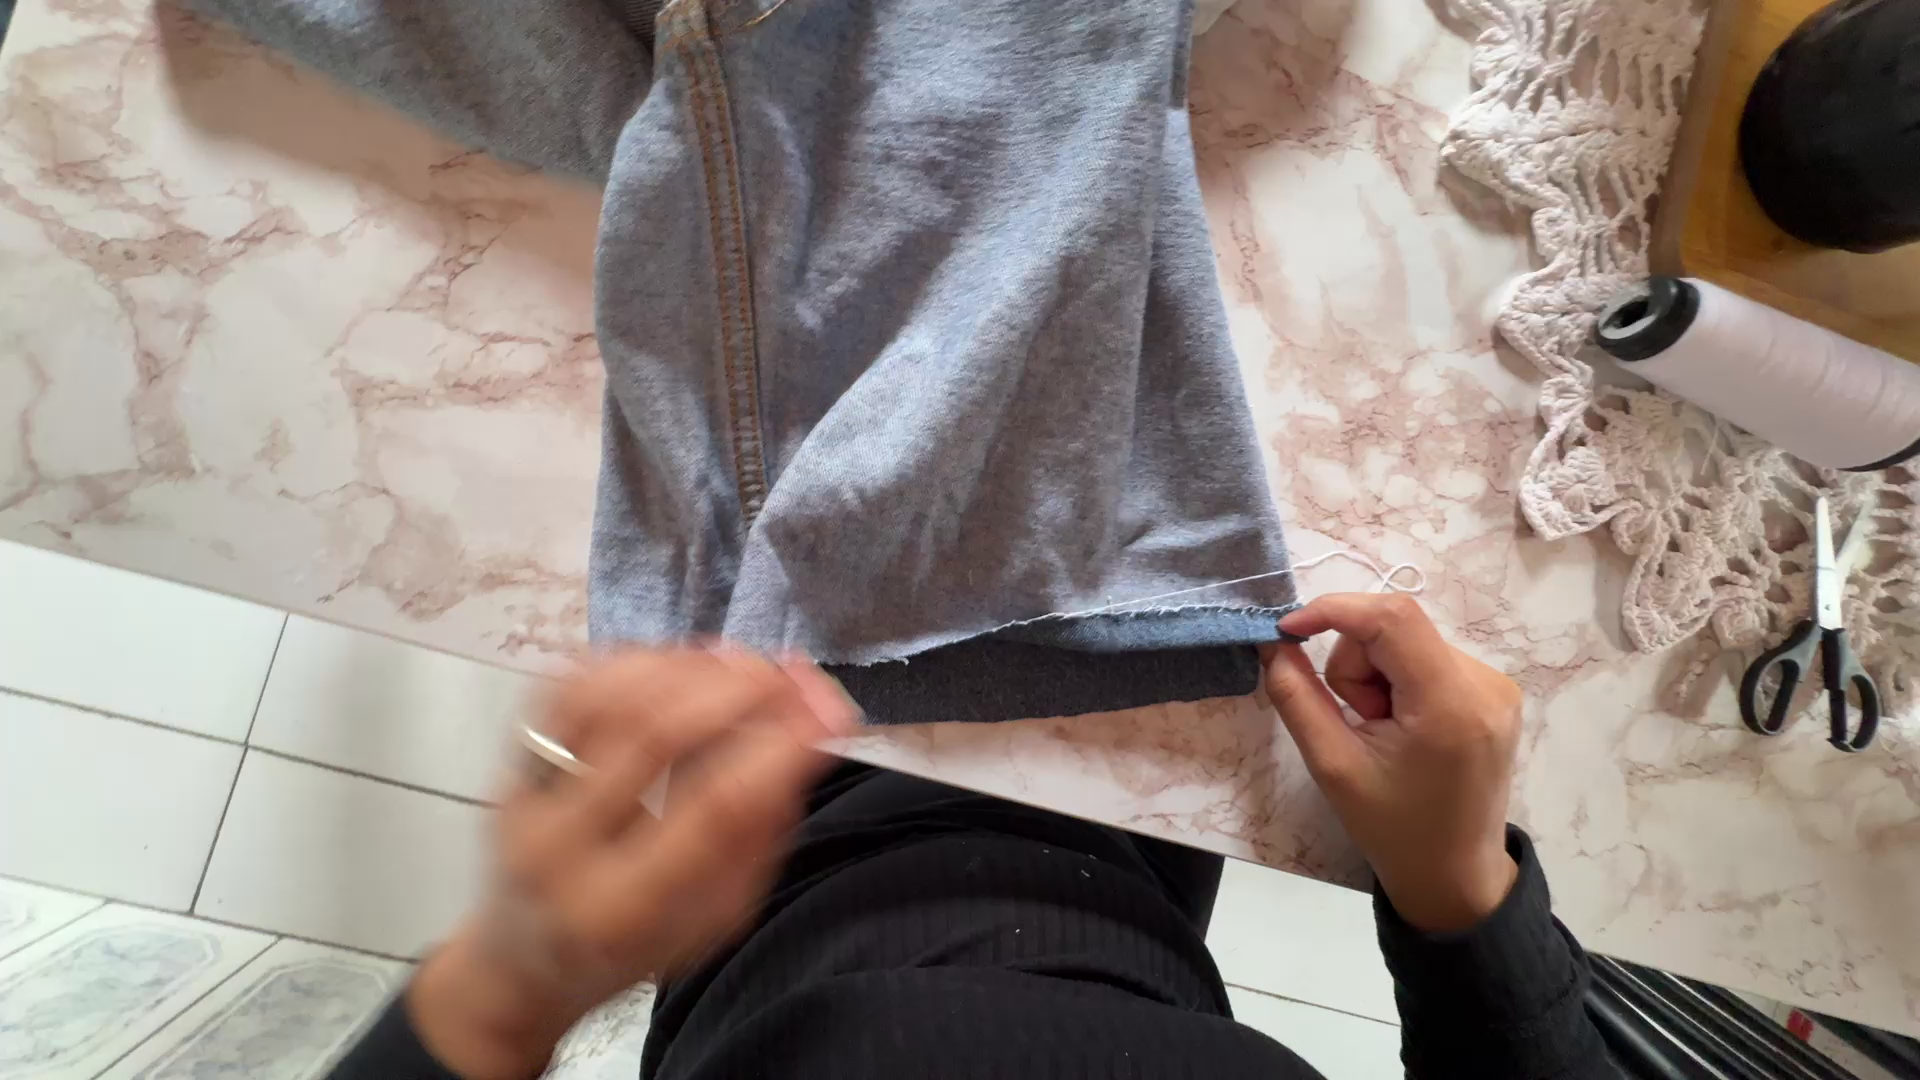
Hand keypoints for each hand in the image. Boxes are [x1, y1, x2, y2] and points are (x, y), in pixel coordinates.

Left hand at [409, 645, 857, 1079]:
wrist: (520, 959)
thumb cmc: (640, 940)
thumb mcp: (720, 915)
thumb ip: (763, 830)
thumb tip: (808, 732)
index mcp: (623, 907)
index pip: (714, 808)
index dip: (781, 747)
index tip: (831, 712)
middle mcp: (561, 845)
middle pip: (656, 733)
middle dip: (740, 688)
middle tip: (791, 673)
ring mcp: (526, 792)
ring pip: (614, 694)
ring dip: (694, 666)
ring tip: (744, 665)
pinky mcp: (511, 753)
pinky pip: (577, 680)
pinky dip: (644, 658)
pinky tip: (687, 664)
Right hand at [1262, 594, 1522, 933]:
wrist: (1452, 872)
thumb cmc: (1391, 824)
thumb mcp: (1329, 762)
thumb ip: (1295, 694)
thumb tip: (1271, 641)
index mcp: (1450, 705)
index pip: (1391, 619)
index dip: (1332, 610)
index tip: (1287, 630)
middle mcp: (1483, 683)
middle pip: (1388, 631)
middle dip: (1353, 667)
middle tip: (1356, 721)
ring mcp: (1492, 684)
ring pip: (1399, 642)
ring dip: (1370, 677)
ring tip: (1379, 730)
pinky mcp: (1488, 689)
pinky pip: (1417, 656)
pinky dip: (1392, 680)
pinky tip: (1399, 725)